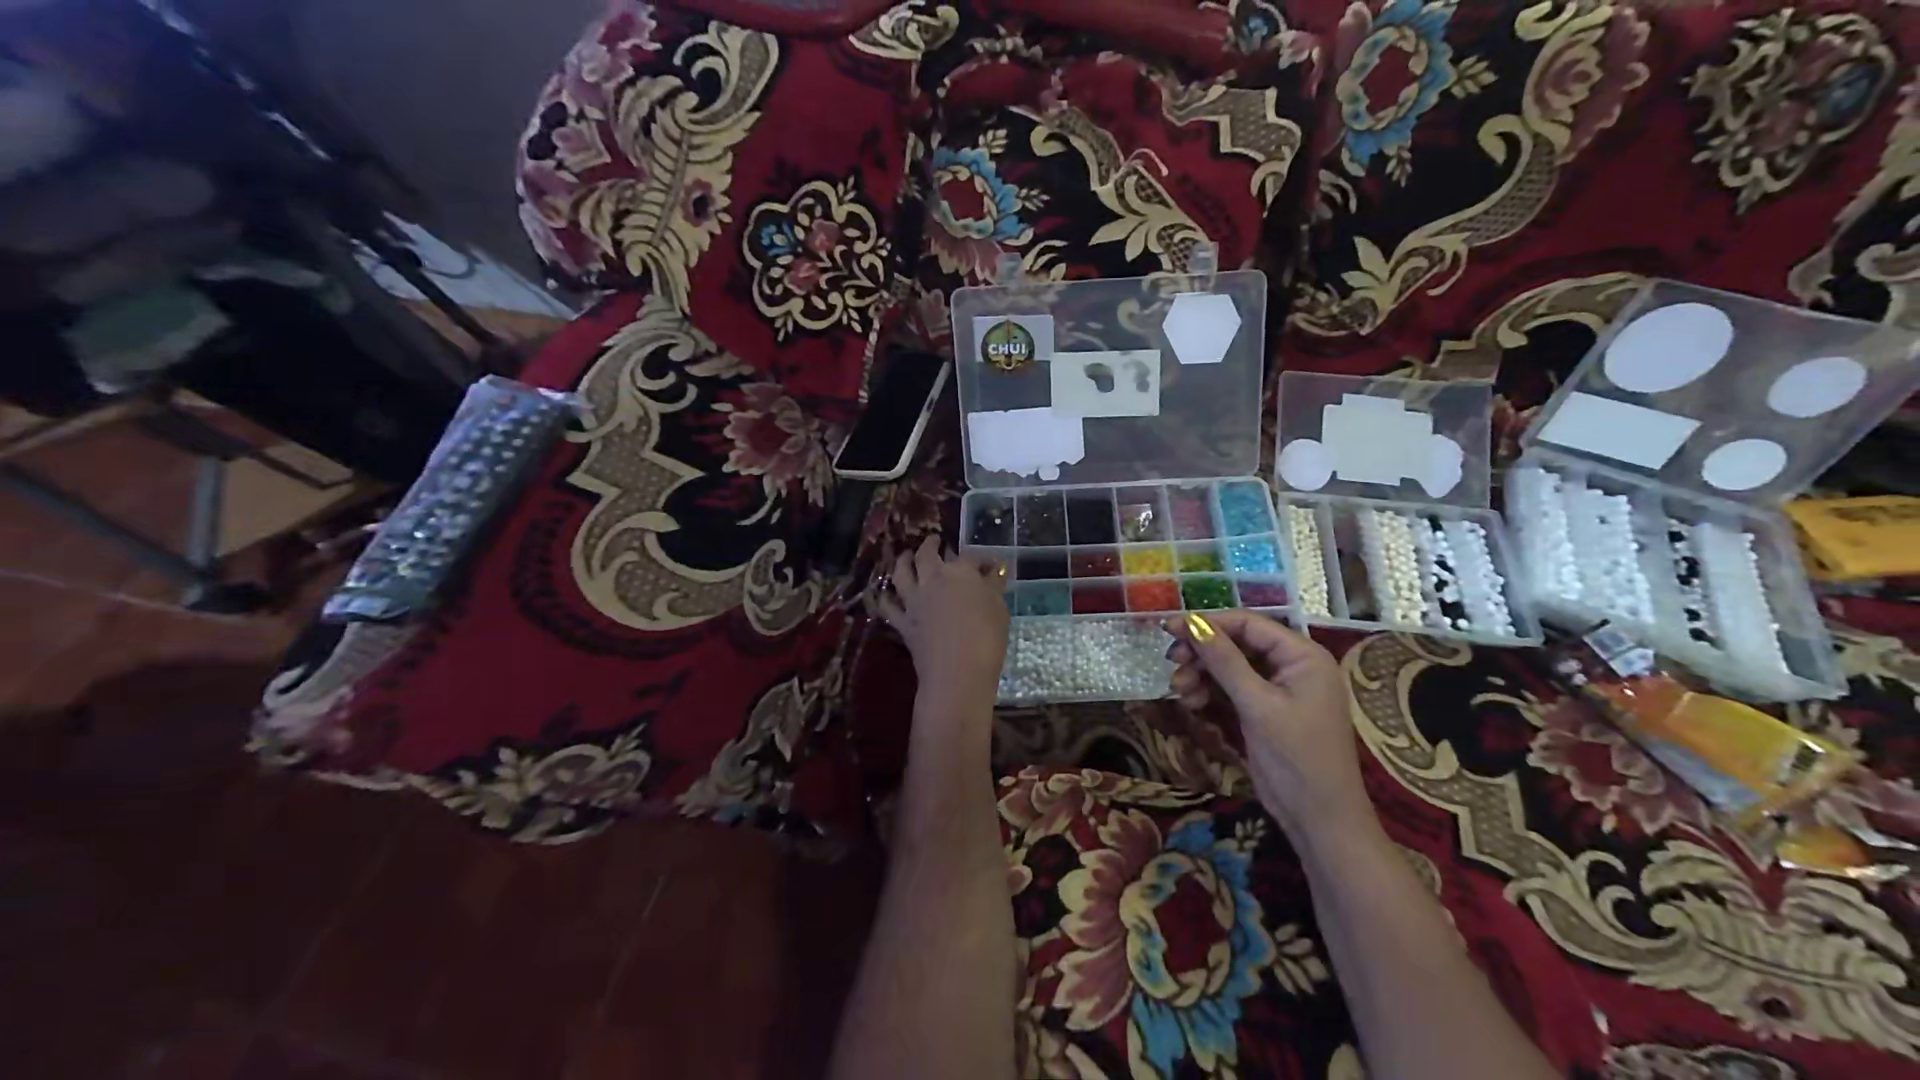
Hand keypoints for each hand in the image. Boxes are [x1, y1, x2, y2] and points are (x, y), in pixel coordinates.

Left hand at [875, 535, 1009, 699]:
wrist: (958, 672)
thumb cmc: (987, 638)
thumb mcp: (998, 609)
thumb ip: (993, 588)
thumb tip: (993, 574)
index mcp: (960, 572)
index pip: (970, 558)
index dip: (981, 559)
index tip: (989, 564)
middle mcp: (932, 580)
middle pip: (927, 556)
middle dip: (930, 545)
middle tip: (933, 540)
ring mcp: (914, 601)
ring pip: (901, 573)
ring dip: (903, 561)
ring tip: (905, 555)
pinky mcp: (903, 622)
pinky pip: (888, 606)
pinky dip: (885, 597)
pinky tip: (884, 593)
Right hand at [1166, 610, 1373, 838]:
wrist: (1319, 818)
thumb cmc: (1296, 757)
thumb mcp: (1257, 705)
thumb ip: (1224, 661)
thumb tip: (1192, 623)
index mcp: (1303, 655)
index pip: (1249, 624)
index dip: (1208, 623)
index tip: (1169, 629)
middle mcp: (1292, 665)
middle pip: (1237, 643)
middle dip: (1202, 652)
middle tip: (1172, 662)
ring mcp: (1278, 688)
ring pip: (1230, 666)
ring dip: (1201, 674)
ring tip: (1179, 690)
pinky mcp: (1265, 710)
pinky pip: (1231, 688)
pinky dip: (1210, 692)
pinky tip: (1192, 703)